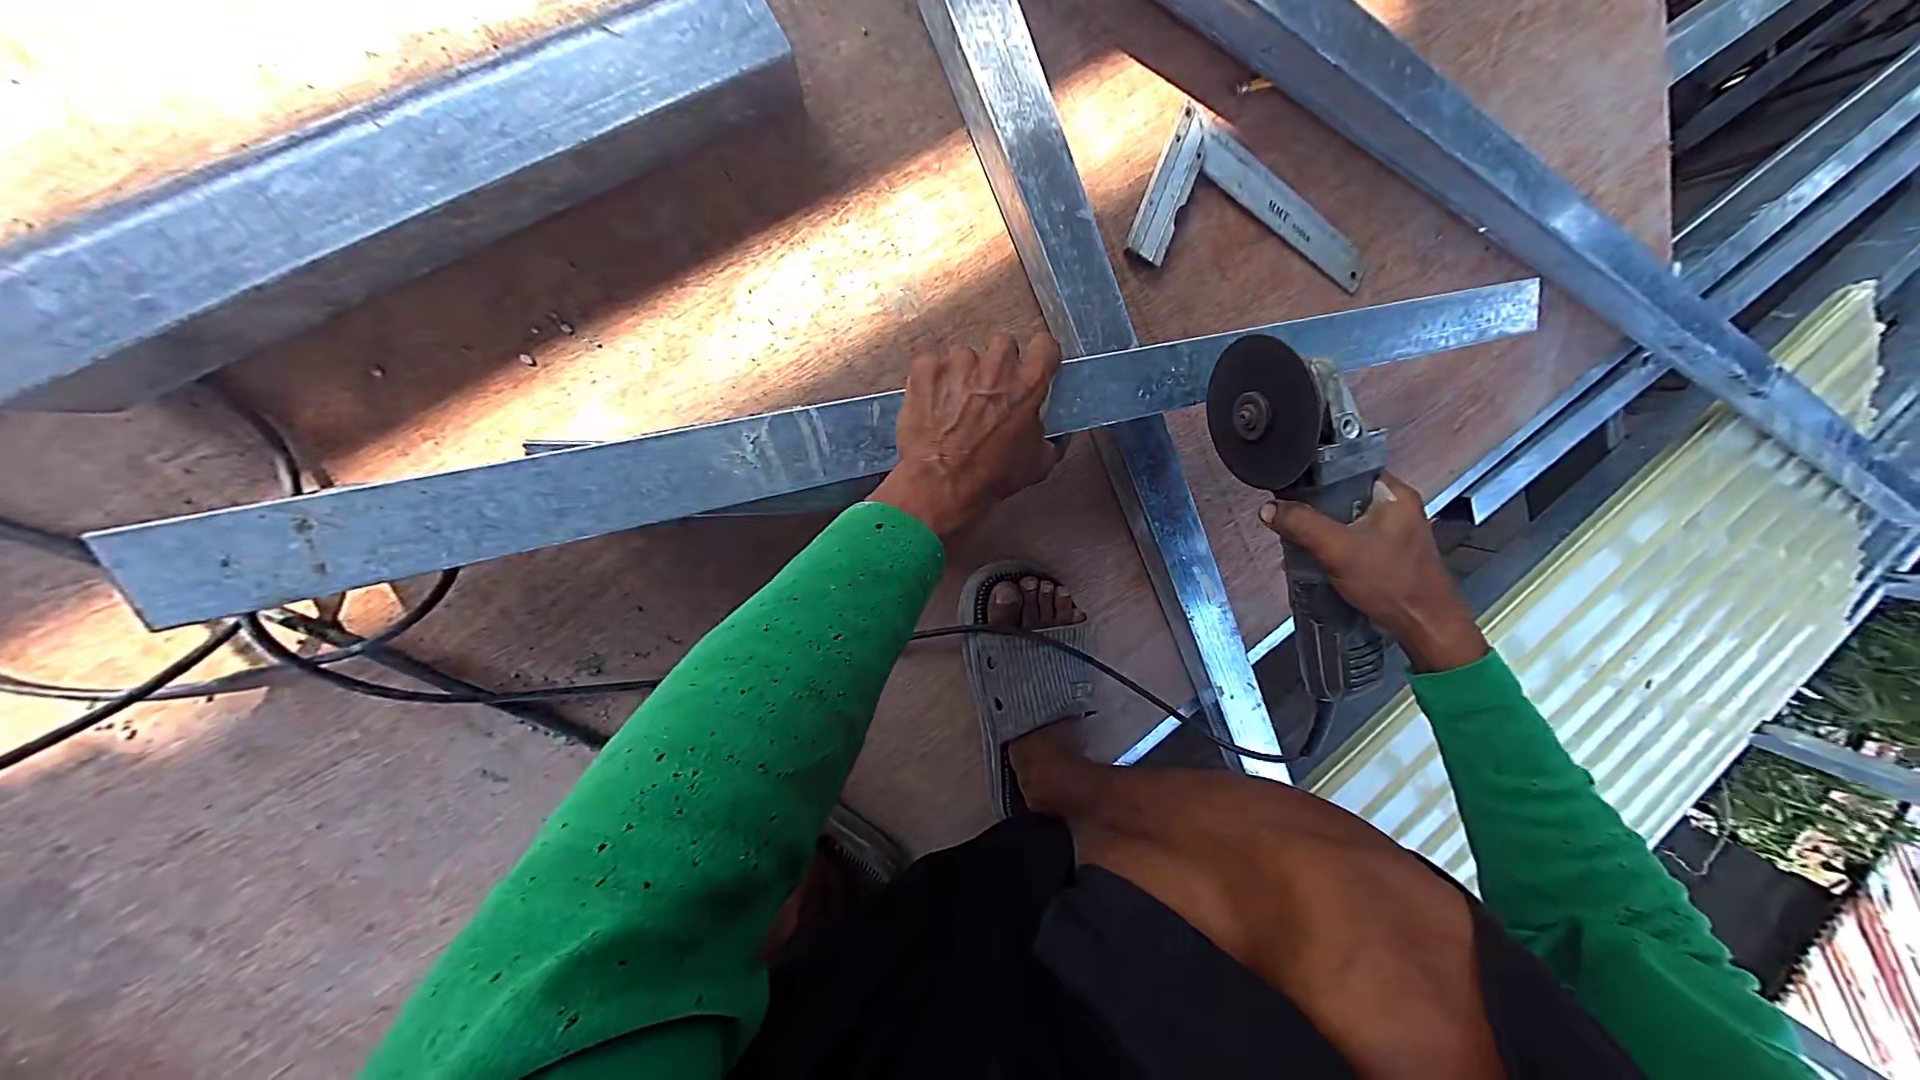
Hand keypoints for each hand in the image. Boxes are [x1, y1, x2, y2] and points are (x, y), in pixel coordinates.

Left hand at [870, 332, 1063, 537]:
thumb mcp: (1038, 464)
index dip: (1039, 355)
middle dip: (997, 363)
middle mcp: (995, 367)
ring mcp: (957, 364)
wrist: (941, 484)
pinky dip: (931, 379)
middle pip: (1003, 344)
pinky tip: (931, 403)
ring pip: (964, 354)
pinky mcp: (925, 369)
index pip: (1045, 345)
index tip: (1031, 365)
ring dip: (962, 373)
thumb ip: (1051, 439)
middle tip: (988, 390)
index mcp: (1028, 385)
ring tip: (954, 405)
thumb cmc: (990, 477)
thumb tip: (1055, 433)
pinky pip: (931, 362)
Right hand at [1258, 473, 1487, 672]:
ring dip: (1318, 527)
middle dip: (1312, 505)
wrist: (1423, 626)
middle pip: (1341, 494)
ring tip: (1294, 534)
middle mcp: (1395, 506)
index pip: (1347, 469)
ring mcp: (1391, 530)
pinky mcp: (1384, 550)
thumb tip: (1267, 507)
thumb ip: (1302, 524)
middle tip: (1286, 515)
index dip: (1315, 475)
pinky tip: (1311, 552)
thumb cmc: (1390, 582)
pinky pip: (1348, 536)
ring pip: (1343, 517)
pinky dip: (1329, 543)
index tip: (1288, 487)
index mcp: (1394, 493)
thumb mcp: (1338, 549)